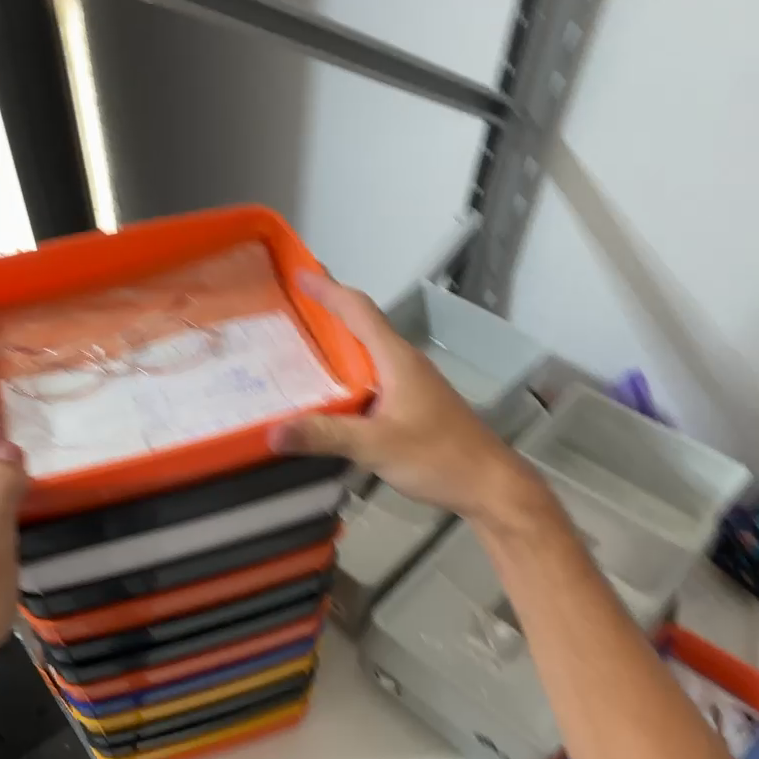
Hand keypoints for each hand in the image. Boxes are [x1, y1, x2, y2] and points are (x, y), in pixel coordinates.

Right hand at [269, 272, 561, 534]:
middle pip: (361, 326)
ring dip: (334, 346)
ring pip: (365, 355)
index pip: (359, 311)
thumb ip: (324, 436)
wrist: (487, 484)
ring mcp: (409, 385)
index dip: (329, 290)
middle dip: (326, 313)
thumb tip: (271, 431)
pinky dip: (344, 377)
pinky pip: (370, 379)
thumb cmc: (438, 457)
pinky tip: (326, 397)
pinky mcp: (411, 406)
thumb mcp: (376, 446)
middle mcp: (402, 364)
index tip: (299, 274)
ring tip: (296, 350)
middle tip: (286, 310)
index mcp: (396, 360)